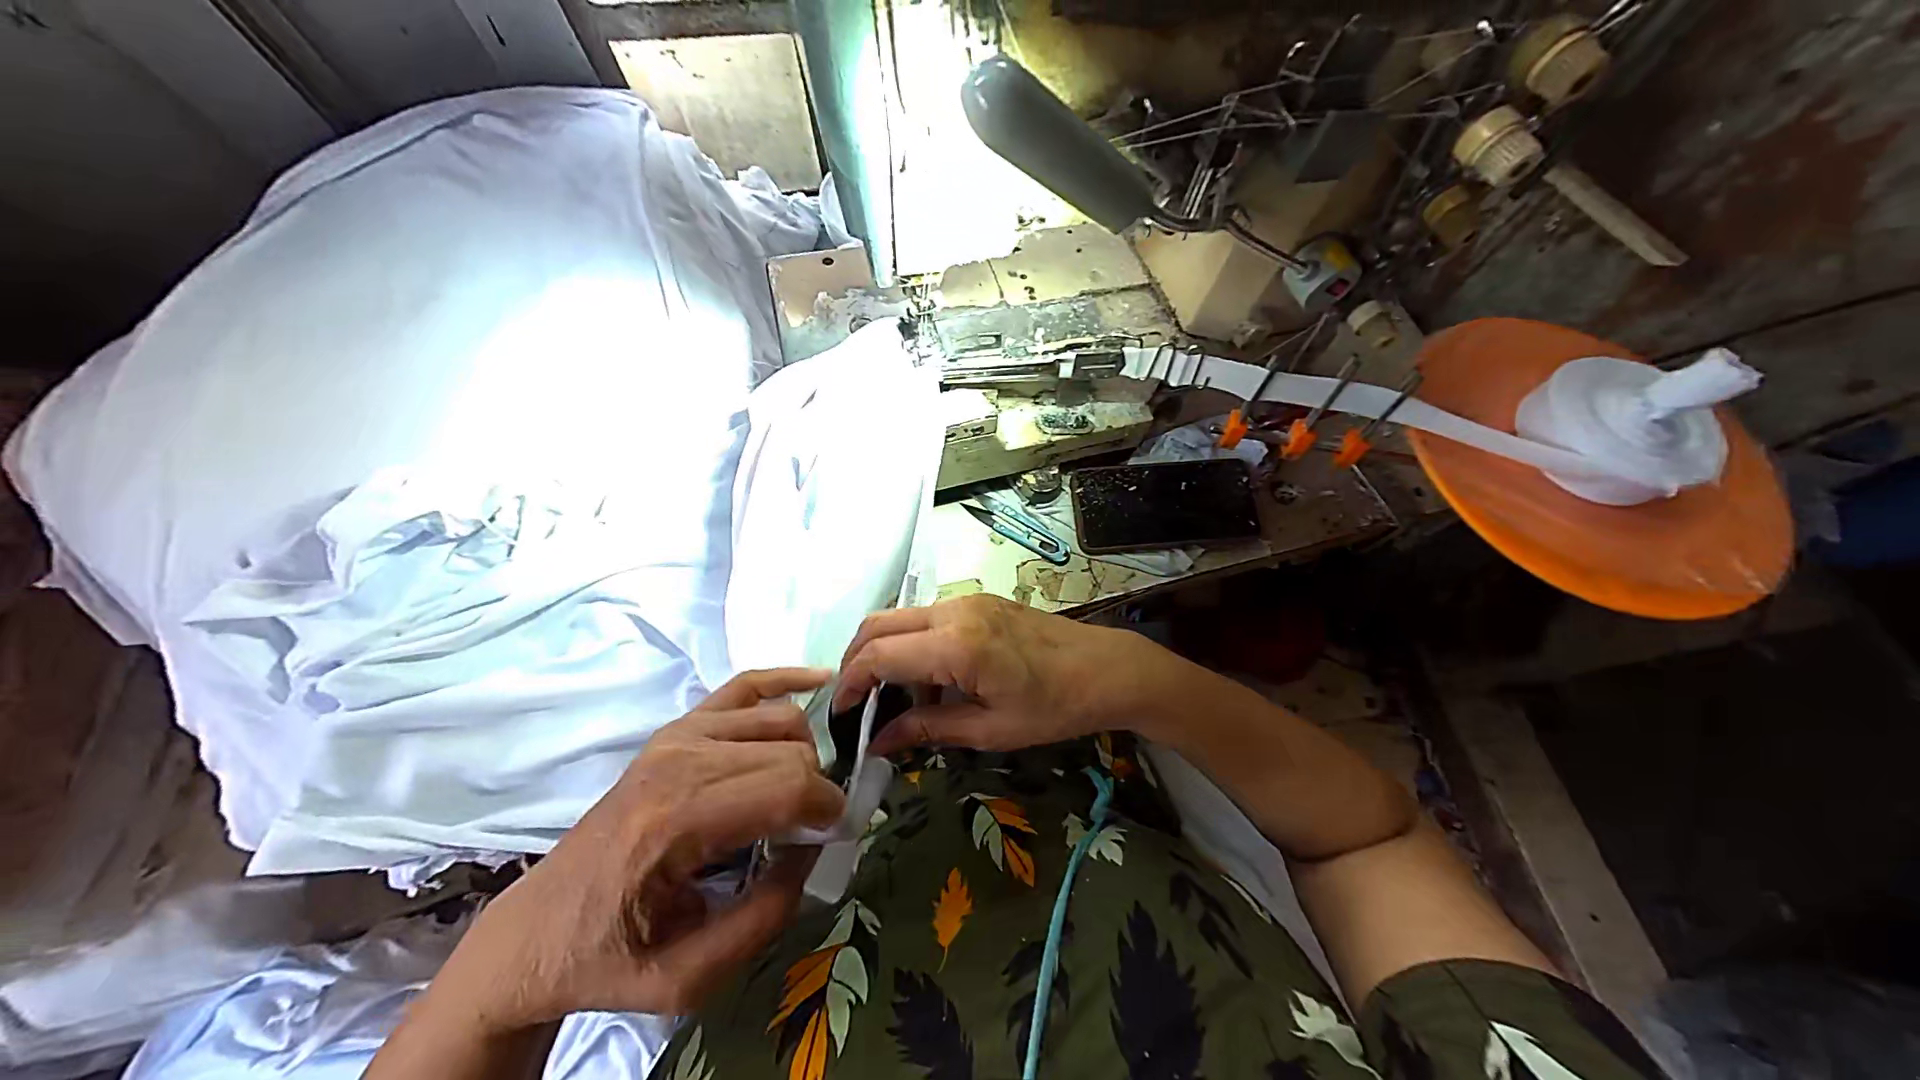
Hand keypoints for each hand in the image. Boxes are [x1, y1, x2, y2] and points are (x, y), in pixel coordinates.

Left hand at [439, 669, 847, 1028]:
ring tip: (798, 793)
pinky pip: (746, 685)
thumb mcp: (688, 977)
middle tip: (813, 828)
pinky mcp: (676, 727)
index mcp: (677, 820)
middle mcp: (679, 760)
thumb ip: (767, 916)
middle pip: (791, 750)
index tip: (834, 839)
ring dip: (807, 751)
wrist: (537, 930)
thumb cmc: (610, 956)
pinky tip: (819, 682)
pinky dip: (786, 680)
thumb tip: (816, 846)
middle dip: (819, 787)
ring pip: (780, 718)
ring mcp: (676, 734)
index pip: (788, 786)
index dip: (828, 810)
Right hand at [835, 595, 1178, 755]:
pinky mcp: (978, 601)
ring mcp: (967, 601)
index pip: (879, 655)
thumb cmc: (1054, 707)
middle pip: (879, 624)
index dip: (851, 684)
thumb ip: (928, 729)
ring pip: (900, 617)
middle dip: (855, 661)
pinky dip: (910, 643)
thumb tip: (878, 742)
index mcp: (956, 645)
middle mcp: (953, 611)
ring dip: (884, 651)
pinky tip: (925, 678)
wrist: (1107, 669)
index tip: (841, 714)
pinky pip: (926, 617)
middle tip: (855, 702)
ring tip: (890, 697)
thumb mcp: (990, 729)